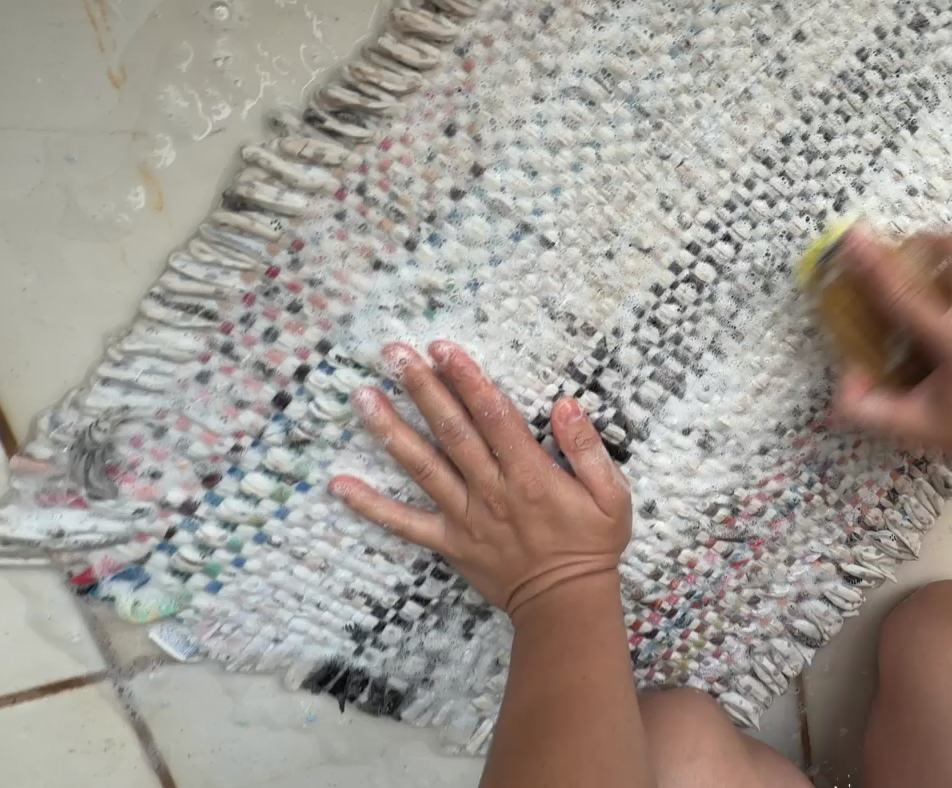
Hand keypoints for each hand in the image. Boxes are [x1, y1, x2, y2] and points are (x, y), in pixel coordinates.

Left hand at [329, 340, 631, 618]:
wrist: (565, 603)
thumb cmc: (592, 543)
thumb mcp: (612, 494)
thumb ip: (588, 448)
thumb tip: (565, 404)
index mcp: (531, 474)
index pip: (494, 416)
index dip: (468, 380)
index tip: (444, 349)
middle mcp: (491, 490)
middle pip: (452, 431)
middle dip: (423, 389)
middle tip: (394, 354)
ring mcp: (465, 517)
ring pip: (423, 467)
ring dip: (392, 430)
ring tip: (364, 396)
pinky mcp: (449, 543)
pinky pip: (404, 524)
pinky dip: (370, 506)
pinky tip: (339, 485)